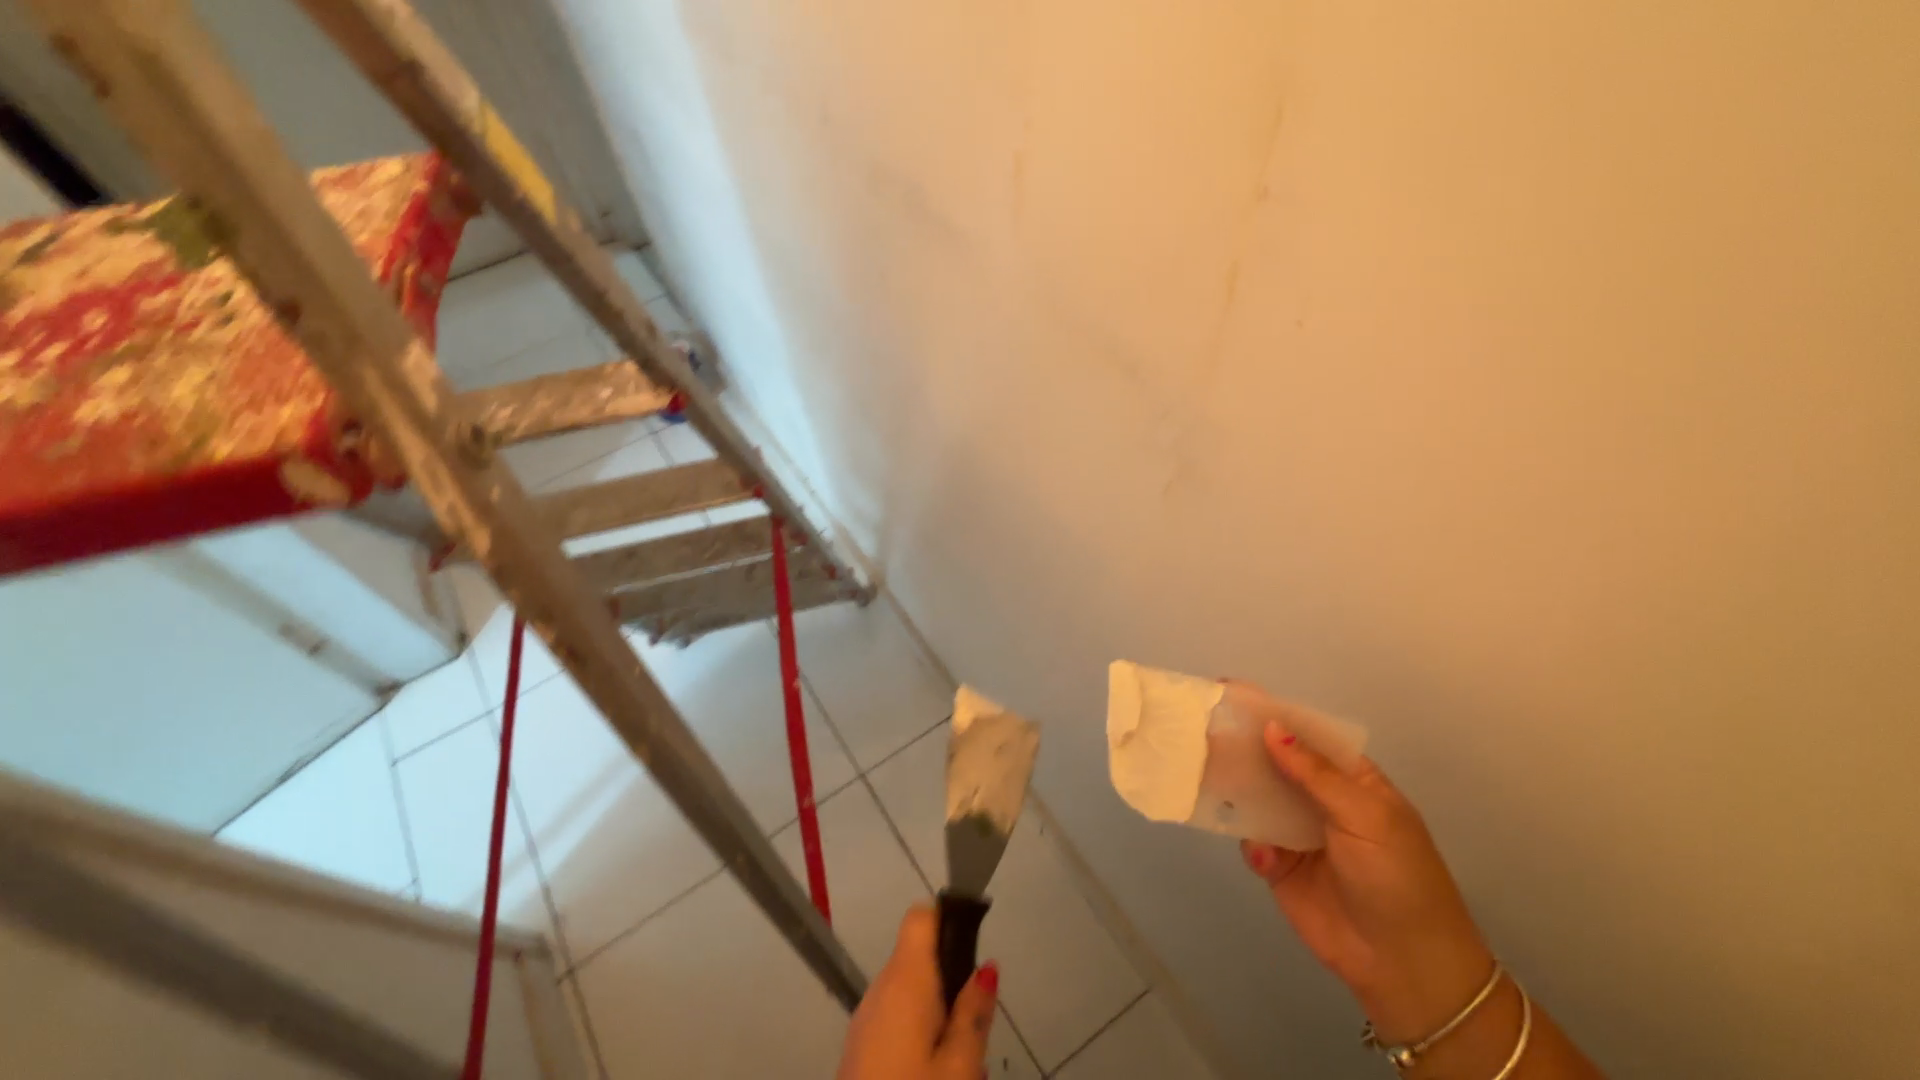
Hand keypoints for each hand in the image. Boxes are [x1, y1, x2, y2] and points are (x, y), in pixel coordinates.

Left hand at [837, 905, 998, 1079]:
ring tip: (962, 1057)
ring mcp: (865, 1019)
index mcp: (905, 981)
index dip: (949, 919)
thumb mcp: (961, 1065)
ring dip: (938, 1009)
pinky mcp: (859, 1046)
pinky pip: (896, 1018)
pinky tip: (935, 1071)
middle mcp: (879, 990)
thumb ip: (975, 1011)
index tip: (976, 942)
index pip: (921, 917)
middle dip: (952, 979)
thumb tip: (987, 966)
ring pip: (909, 992)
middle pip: (919, 957)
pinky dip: (919, 1030)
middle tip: (977, 1022)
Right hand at [1236, 694, 1493, 1044]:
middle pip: (1275, 763)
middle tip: (1203, 728)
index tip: (1232, 692)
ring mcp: (1298, 833)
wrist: (1403, 963)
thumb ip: (1314, 773)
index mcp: (1353, 780)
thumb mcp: (1366, 816)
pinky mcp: (1279, 867)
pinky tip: (1263, 856)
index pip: (1308, 735)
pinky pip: (1251, 840)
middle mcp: (1321, 800)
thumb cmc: (1397, 877)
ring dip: (1236, 789)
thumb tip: (1272, 728)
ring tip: (1205, 773)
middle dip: (1245, 748)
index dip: (1274, 714)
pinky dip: (1249, 842)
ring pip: (1257, 798)